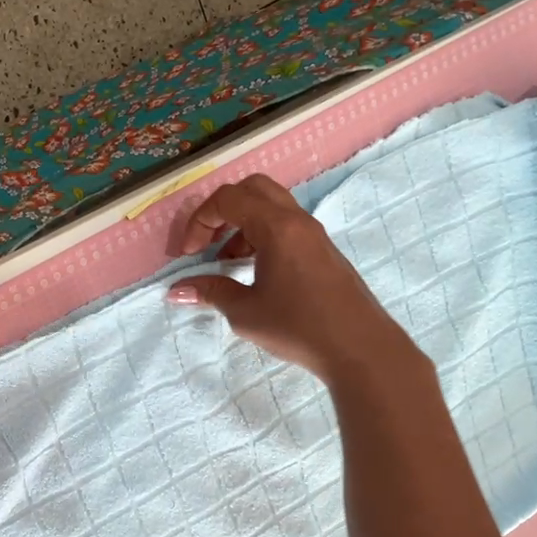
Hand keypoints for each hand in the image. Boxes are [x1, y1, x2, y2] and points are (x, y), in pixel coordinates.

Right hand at [167, 174, 423, 385]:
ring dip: (241, 224)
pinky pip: (284, 226)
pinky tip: (253, 272)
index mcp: (276, 228)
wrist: (360, 348)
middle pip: (252, 189)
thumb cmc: (298, 326)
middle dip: (221, 211)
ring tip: (228, 262)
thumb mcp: (244, 312)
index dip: (200, 221)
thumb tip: (176, 290)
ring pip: (270, 206)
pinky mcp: (321, 250)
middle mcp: (296, 221)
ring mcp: (313, 234)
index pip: (228, 199)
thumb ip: (210, 292)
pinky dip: (260, 236)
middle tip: (208, 243)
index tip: (190, 255)